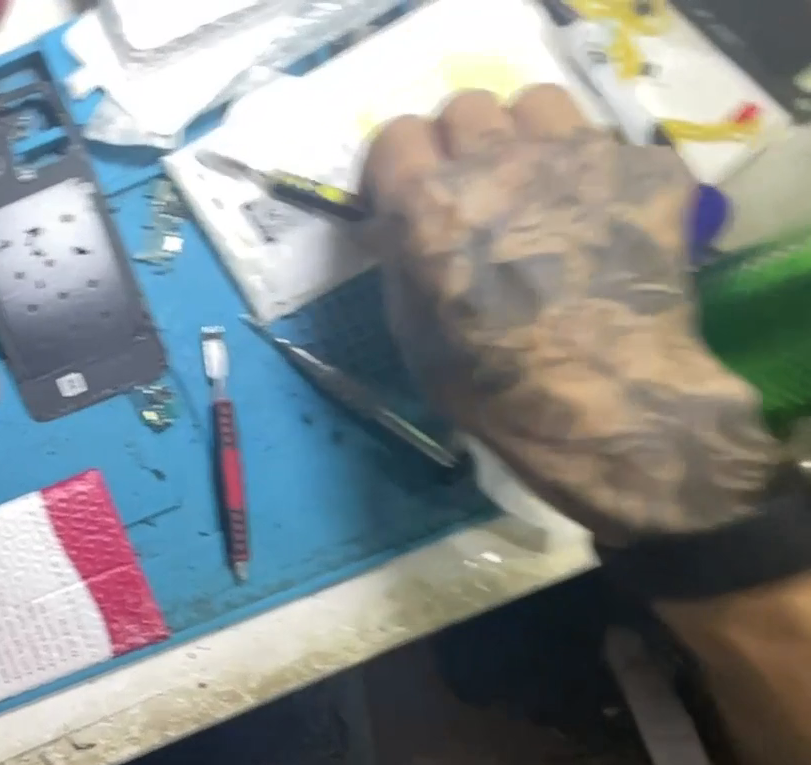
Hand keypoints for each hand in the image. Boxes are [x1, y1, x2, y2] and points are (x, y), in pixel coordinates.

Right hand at [361, 86, 780, 543]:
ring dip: (516, 135)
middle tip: (459, 189)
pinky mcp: (641, 166)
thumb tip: (393, 222)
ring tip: (520, 182)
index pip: (396, 135)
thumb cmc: (477, 373)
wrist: (594, 392)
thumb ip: (398, 252)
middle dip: (451, 143)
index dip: (391, 165)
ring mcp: (577, 157)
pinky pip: (598, 142)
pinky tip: (579, 217)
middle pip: (465, 107)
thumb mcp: (406, 319)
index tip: (395, 195)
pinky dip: (579, 169)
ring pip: (535, 104)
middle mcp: (498, 164)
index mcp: (427, 206)